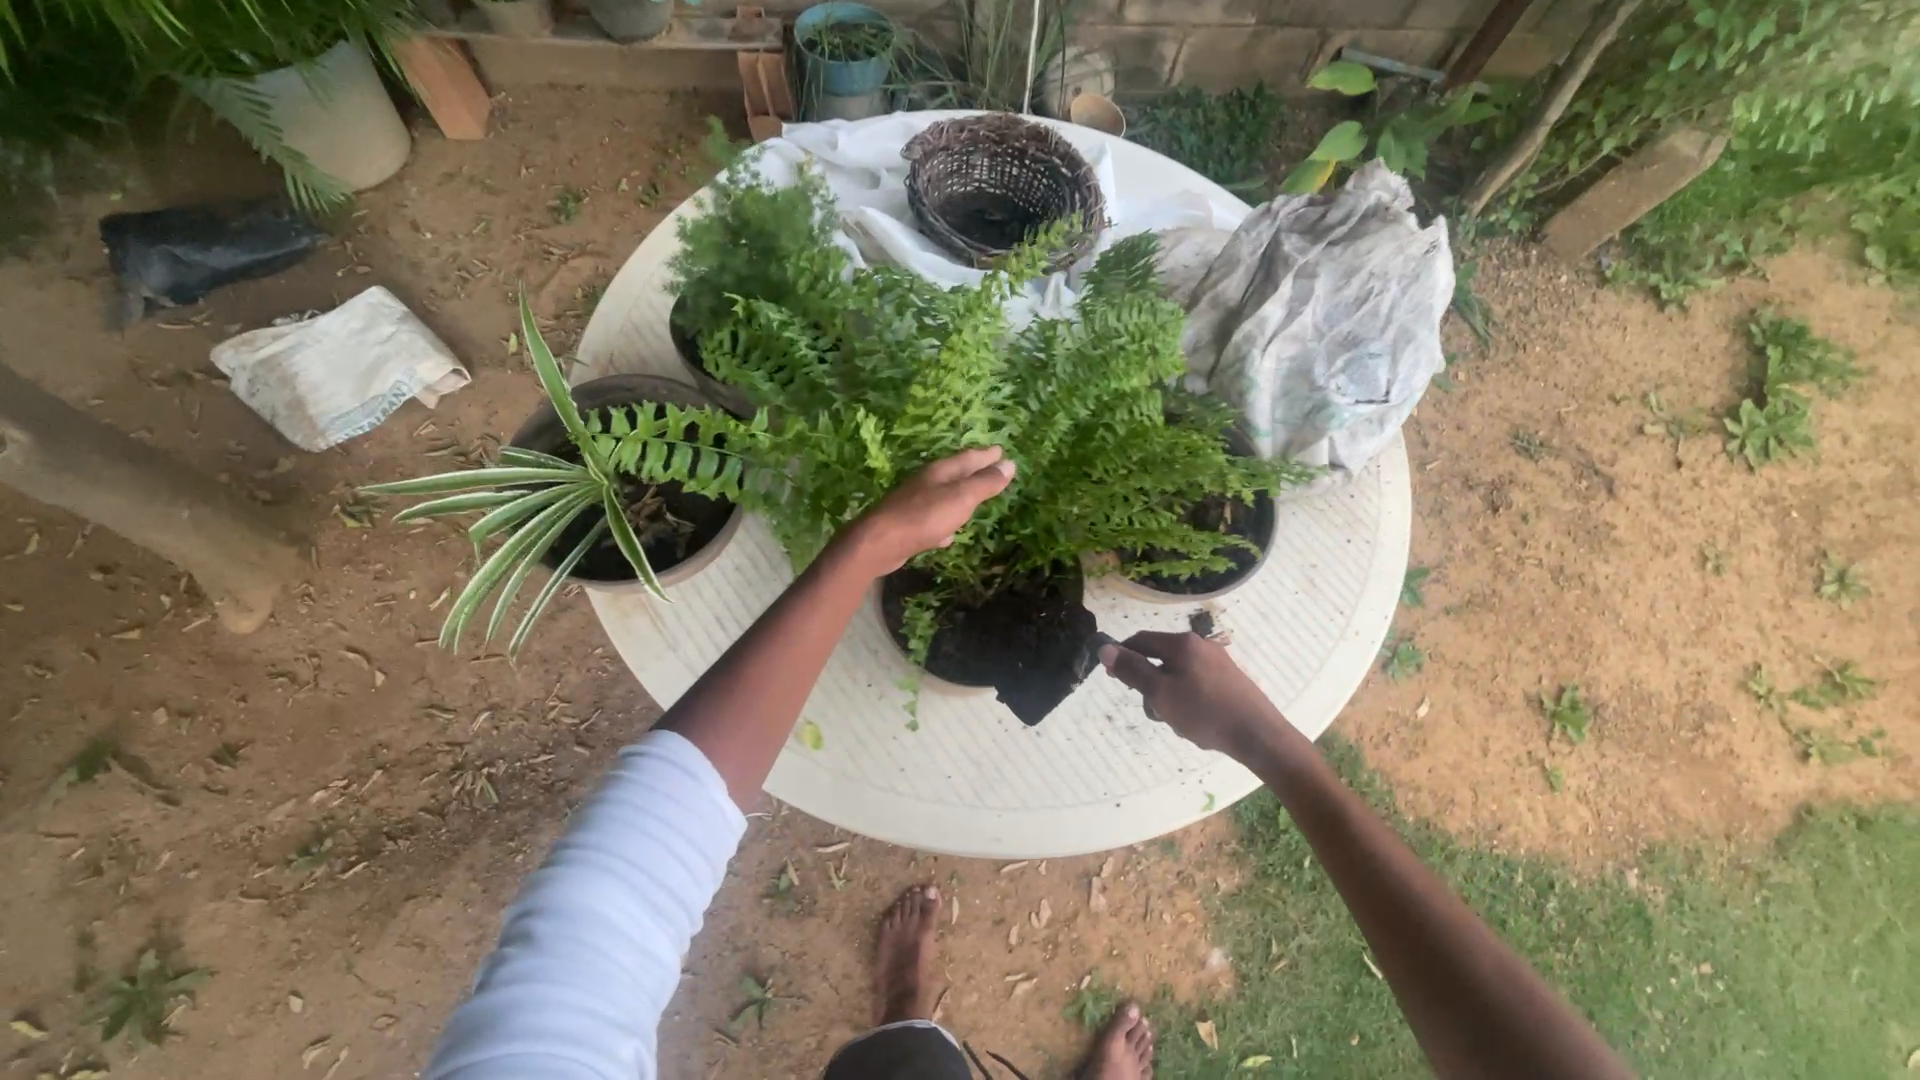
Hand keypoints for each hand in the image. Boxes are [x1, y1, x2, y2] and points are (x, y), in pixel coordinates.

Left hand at [848, 446, 1016, 574]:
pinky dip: (945, 523)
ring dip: (959, 496)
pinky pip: (934, 521)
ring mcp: (915, 505)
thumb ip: (984, 483)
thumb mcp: (961, 497)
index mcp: (939, 472)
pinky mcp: (908, 527)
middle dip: (972, 472)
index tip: (1000, 450)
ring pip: (943, 497)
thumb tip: (1009, 464)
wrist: (880, 543)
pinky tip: (948, 535)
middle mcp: (926, 483)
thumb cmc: (924, 516)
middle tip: (989, 468)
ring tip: (973, 498)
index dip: (985, 455)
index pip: (967, 458)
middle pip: (954, 474)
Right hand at [1099, 631, 1291, 759]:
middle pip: (1159, 658)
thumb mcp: (1160, 693)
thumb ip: (1132, 670)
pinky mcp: (1229, 680)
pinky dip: (1188, 701)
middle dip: (1150, 685)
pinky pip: (1195, 684)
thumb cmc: (1205, 712)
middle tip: (1155, 710)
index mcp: (1182, 643)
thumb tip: (1105, 648)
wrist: (1259, 736)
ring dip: (1169, 697)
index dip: (1122, 657)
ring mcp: (1218, 662)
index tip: (1114, 679)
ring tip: (1178, 722)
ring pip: (1177, 675)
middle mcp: (1200, 645)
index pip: (1140, 640)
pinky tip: (1196, 722)